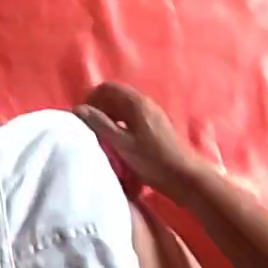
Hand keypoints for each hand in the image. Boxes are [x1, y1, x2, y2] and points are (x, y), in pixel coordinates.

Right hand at [75, 82, 203, 201]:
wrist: (188, 179)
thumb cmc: (153, 162)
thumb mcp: (122, 145)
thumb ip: (100, 124)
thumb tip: (79, 109)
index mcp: (135, 103)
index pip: (107, 88)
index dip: (92, 99)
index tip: (85, 117)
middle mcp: (145, 102)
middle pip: (116, 95)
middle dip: (100, 106)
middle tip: (91, 126)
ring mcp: (153, 113)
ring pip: (124, 105)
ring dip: (111, 115)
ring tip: (103, 134)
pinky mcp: (158, 125)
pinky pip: (133, 115)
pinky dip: (121, 121)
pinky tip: (120, 140)